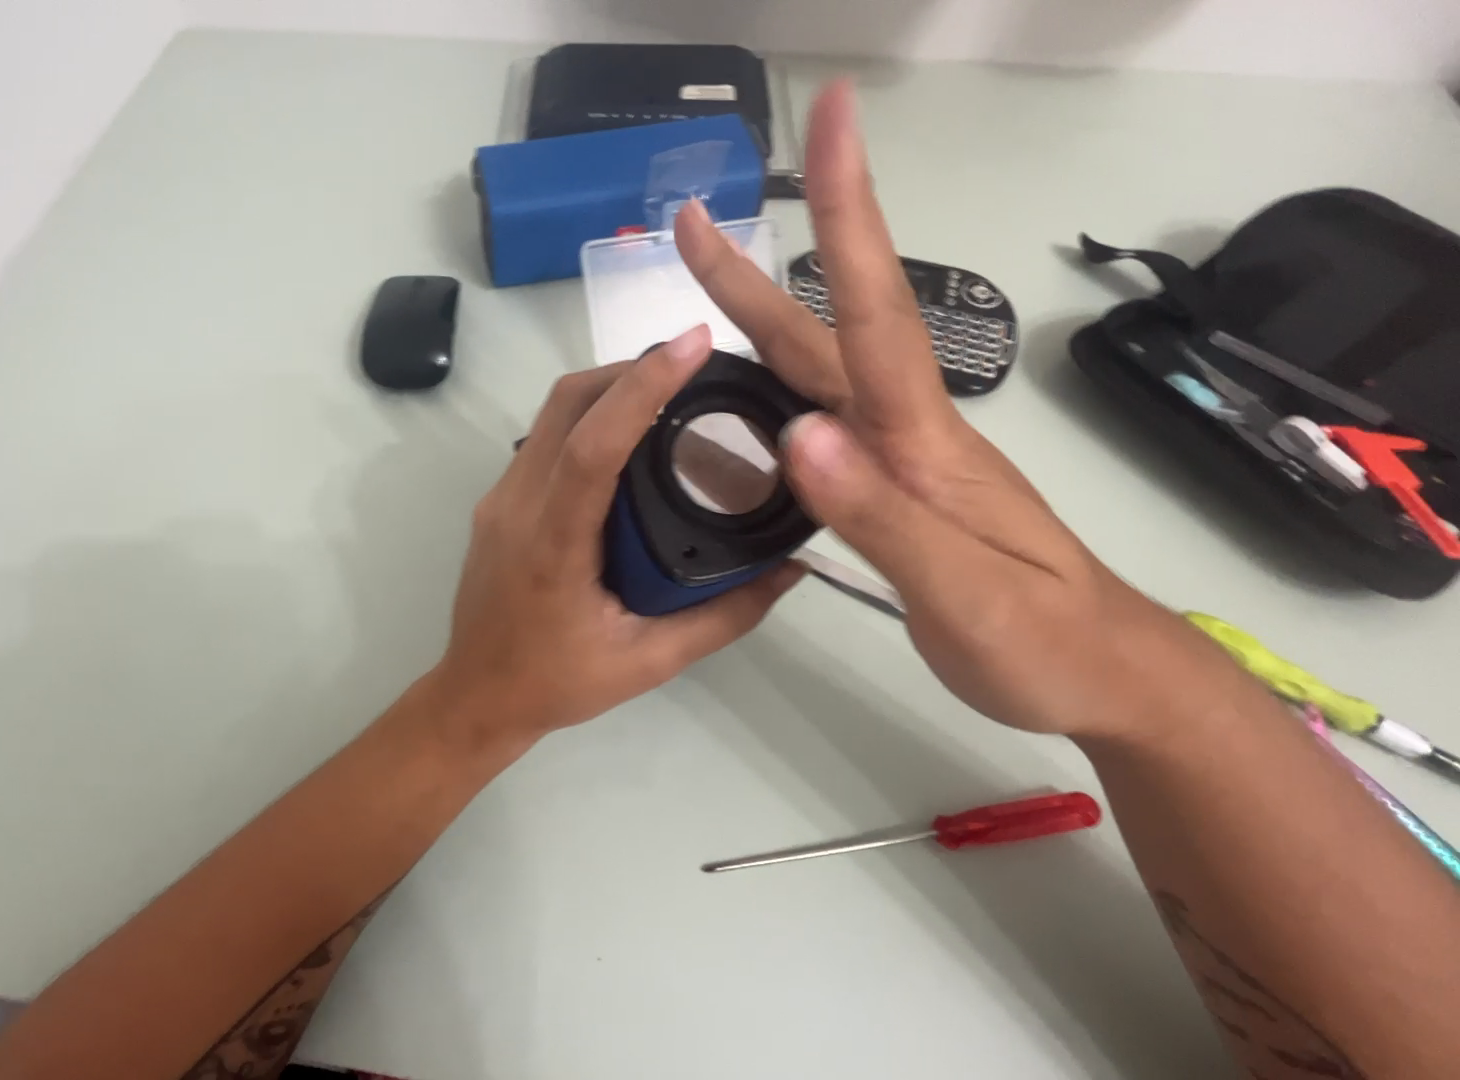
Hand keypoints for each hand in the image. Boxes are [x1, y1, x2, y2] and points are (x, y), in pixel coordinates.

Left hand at [428, 325, 804, 747]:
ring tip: (672, 396)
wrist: (477, 696)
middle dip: (630, 370)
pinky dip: (587, 419)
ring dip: (608, 389)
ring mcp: (499, 500)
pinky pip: (543, 439)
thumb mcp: (650, 662)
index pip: (593, 444)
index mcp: (552, 544)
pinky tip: (630, 441)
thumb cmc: (557, 683)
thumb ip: (723, 615)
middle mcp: (516, 506)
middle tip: (695, 367)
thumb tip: (790, 567)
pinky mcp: (497, 503)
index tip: (693, 345)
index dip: (642, 387)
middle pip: (567, 405)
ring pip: (551, 414)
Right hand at [674, 81, 1227, 740]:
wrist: (1099, 674)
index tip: (831, 125)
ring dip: (755, 323)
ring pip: (812, 374)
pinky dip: (762, 402)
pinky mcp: (886, 488)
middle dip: (759, 270)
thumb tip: (800, 429)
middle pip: (824, 333)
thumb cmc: (1044, 642)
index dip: (851, 217)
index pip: (875, 316)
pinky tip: (730, 408)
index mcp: (921, 442)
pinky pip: (810, 429)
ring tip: (699, 286)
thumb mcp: (965, 591)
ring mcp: (894, 458)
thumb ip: (880, 512)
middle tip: (692, 219)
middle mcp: (903, 432)